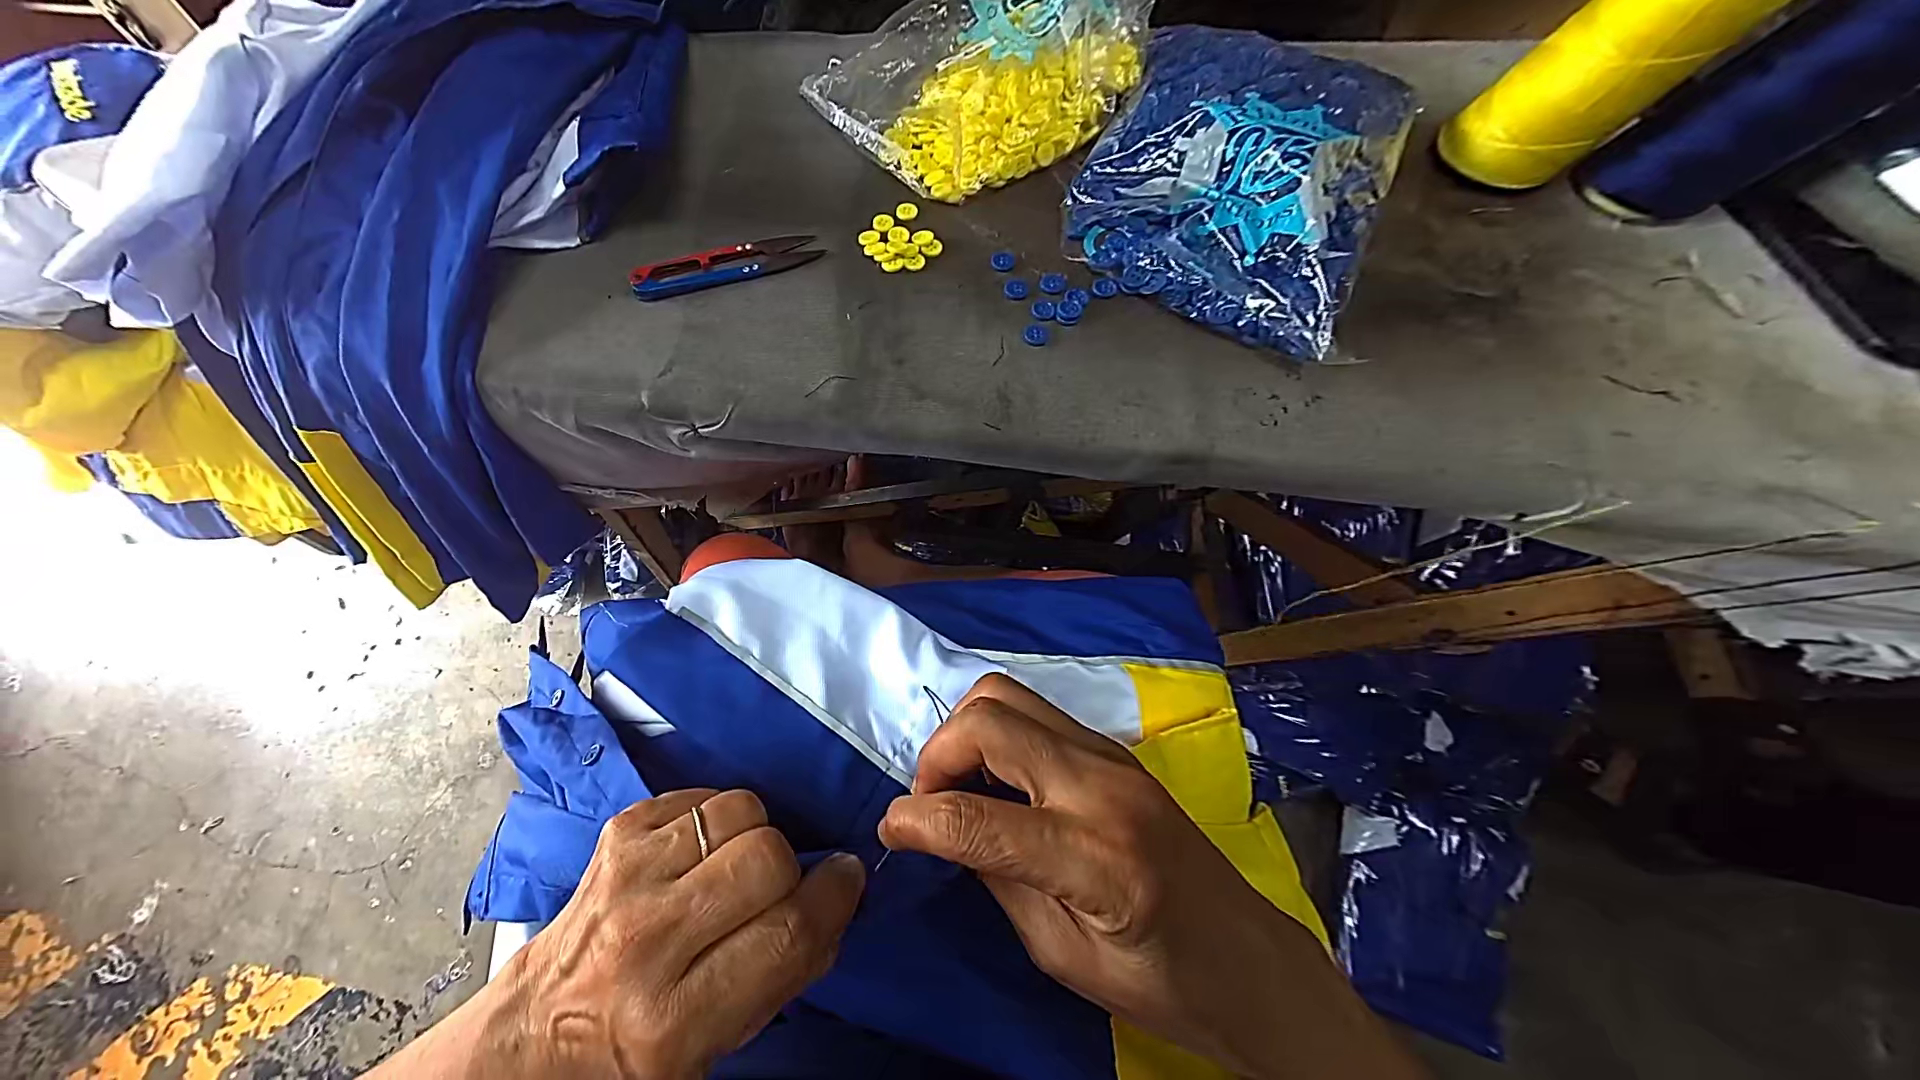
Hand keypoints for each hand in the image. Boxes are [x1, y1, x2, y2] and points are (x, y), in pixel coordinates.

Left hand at [371, 789, 864, 1079]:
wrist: (534, 1037)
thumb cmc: (637, 1050)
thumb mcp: (718, 1047)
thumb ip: (787, 972)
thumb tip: (836, 897)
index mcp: (673, 1021)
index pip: (788, 932)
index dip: (834, 898)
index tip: (844, 881)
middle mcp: (644, 943)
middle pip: (766, 858)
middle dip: (790, 868)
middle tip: (778, 887)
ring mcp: (624, 879)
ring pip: (739, 811)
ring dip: (754, 834)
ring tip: (736, 864)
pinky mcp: (615, 836)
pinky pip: (701, 795)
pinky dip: (715, 816)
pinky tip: (701, 851)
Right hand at [879, 675, 1425, 1079]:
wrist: (1245, 954)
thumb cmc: (1159, 978)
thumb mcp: (1061, 953)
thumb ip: (997, 879)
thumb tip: (944, 829)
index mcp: (1096, 858)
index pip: (978, 818)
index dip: (917, 819)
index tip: (891, 828)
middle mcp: (1102, 785)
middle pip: (989, 719)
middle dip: (937, 755)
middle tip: (931, 804)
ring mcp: (1110, 754)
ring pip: (1008, 695)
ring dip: (965, 734)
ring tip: (961, 786)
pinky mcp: (1112, 747)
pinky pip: (1034, 711)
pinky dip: (996, 732)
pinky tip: (997, 778)